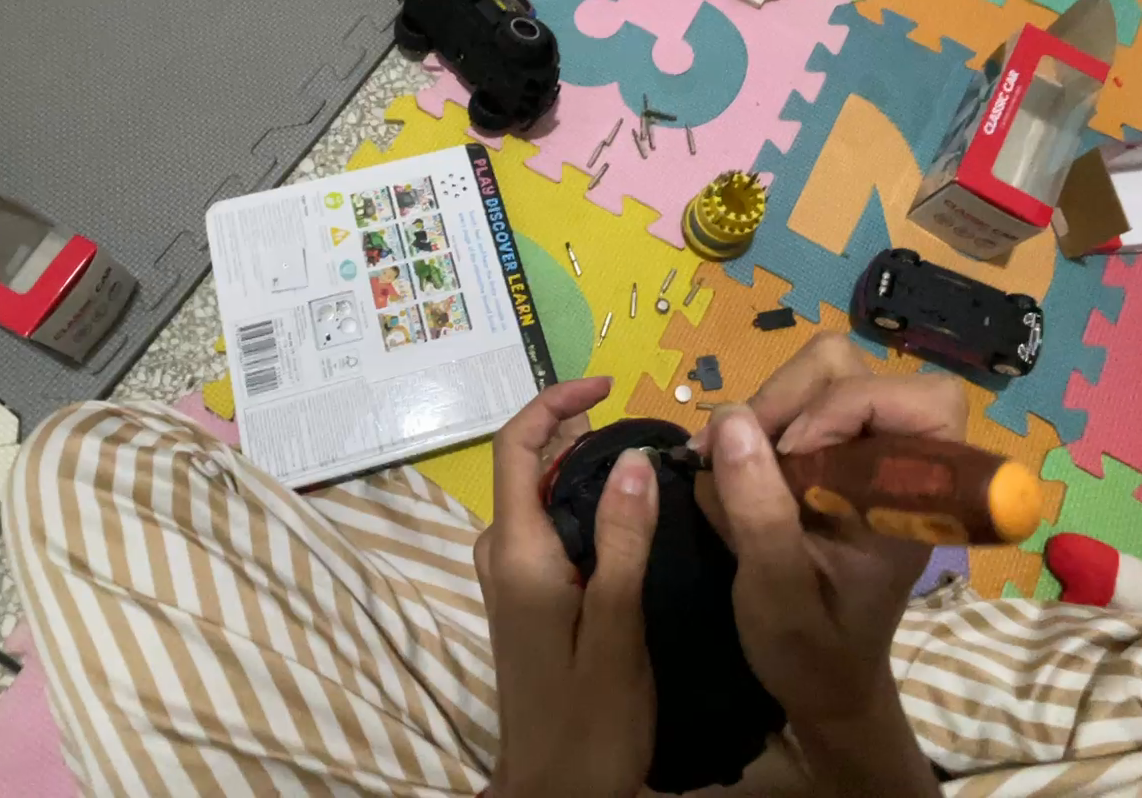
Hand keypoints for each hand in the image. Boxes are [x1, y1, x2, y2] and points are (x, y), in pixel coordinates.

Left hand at [474, 377, 659, 797]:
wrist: (553, 793)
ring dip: (580, 462)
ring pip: (538, 490)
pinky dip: (578, 496)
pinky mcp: (521, 588)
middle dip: (576, 428)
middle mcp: (500, 547)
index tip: (605, 385)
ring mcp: (507, 569)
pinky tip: (623, 508)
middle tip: (641, 425)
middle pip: (527, 461)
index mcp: (516, 548)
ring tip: (641, 457)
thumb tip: (631, 458)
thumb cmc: (588, 718)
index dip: (554, 402)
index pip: (515, 445)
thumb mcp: (618, 627)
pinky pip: (545, 519)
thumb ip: (622, 540)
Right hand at [693, 335, 960, 794]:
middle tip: (735, 453)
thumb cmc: (812, 649)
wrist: (819, 677)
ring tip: (722, 463)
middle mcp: (893, 459)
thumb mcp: (777, 592)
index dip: (849, 407)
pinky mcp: (824, 450)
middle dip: (782, 401)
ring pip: (811, 375)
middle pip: (847, 368)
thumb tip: (730, 419)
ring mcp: (857, 449)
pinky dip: (747, 425)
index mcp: (914, 498)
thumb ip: (758, 512)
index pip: (921, 402)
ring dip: (760, 410)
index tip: (791, 456)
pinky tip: (726, 473)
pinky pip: (785, 402)